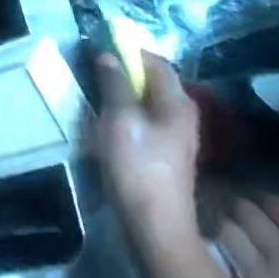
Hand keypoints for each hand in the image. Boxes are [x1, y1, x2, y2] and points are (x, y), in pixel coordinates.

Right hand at [94, 50, 199, 227]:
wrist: (155, 226)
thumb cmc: (138, 166)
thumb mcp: (119, 119)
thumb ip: (114, 84)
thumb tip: (108, 55)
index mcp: (177, 102)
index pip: (156, 62)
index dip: (130, 52)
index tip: (102, 51)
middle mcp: (183, 115)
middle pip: (154, 82)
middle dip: (125, 73)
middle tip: (96, 74)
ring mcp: (176, 136)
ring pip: (148, 102)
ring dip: (124, 95)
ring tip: (98, 98)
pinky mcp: (166, 154)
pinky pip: (146, 121)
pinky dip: (128, 114)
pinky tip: (109, 125)